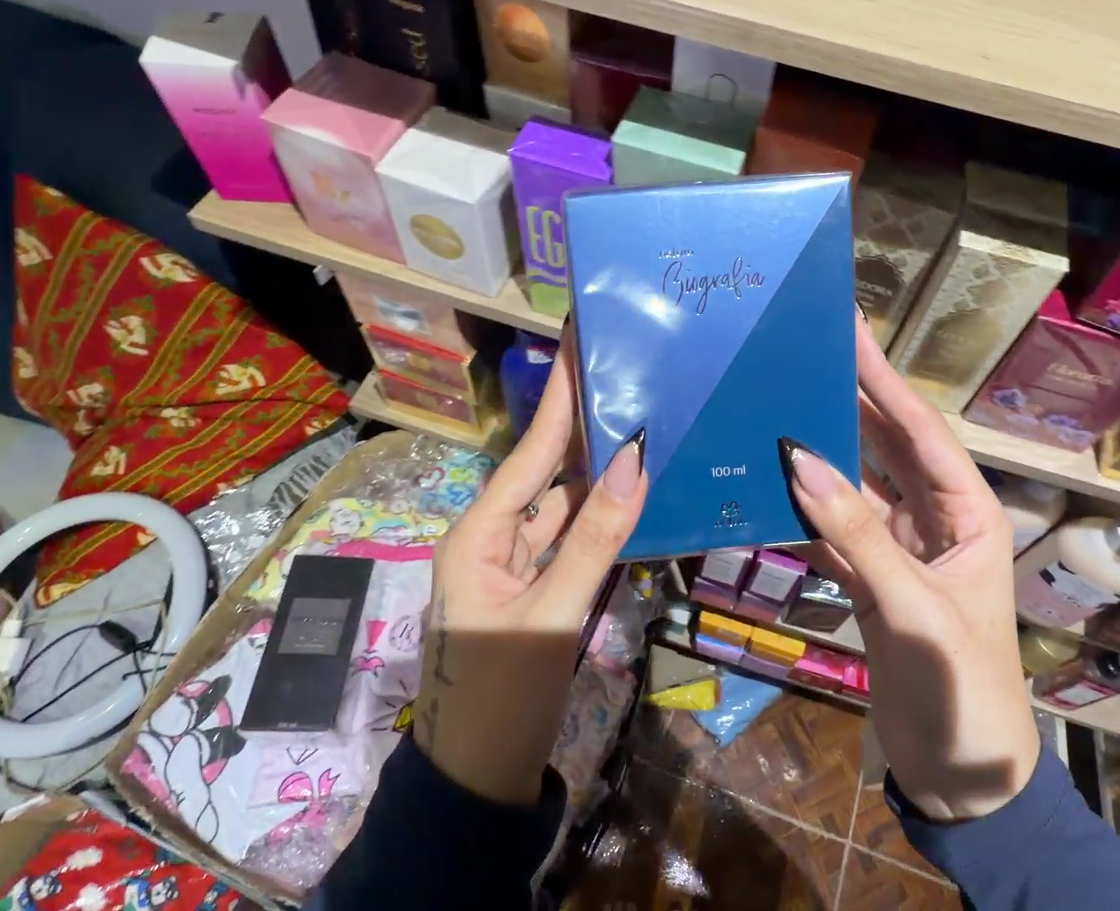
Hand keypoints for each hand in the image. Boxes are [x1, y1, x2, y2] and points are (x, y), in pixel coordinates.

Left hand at [413, 334, 648, 804]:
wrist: (478, 777)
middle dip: (585, 427)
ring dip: (598, 473)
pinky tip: (633, 492)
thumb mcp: (552, 613)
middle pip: (547, 471)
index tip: (577, 341)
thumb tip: (634, 459)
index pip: (530, 452)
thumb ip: (596, 537)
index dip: (558, 398)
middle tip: (627, 375)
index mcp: (479, 533)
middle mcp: (494, 538)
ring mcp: (515, 565)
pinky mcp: (536, 589)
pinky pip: (572, 540)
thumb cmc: (503, 694)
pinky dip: (600, 518)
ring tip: (641, 421)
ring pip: (563, 506)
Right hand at [780, 317, 1037, 821]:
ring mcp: (902, 551)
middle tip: (807, 351)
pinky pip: (835, 531)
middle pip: (888, 447)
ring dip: (823, 452)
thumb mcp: (912, 606)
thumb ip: (856, 534)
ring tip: (780, 403)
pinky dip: (806, 510)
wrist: (964, 774)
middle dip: (852, 401)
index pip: (921, 432)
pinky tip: (771, 484)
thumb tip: (798, 458)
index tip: (850, 330)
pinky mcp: (872, 581)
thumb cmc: (960, 687)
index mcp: (970, 514)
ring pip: (858, 486)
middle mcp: (937, 520)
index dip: (884, 380)